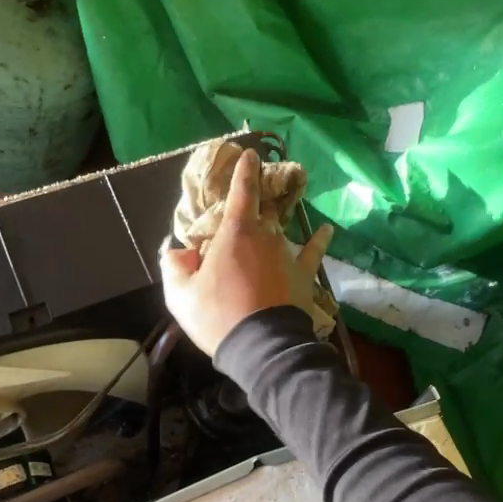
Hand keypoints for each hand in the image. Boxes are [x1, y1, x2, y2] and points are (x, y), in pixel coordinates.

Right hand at [161, 147, 332, 355]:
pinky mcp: (304, 275)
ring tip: (273, 215)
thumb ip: (175, 265)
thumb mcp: (180, 294)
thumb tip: (178, 250)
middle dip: (256, 201)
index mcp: (236, 232)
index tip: (250, 154)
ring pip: (280, 231)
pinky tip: (327, 229)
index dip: (245, 171)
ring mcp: (288, 254)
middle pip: (261, 211)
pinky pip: (313, 252)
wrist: (263, 347)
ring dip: (274, 224)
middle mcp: (266, 235)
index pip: (242, 191)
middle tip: (251, 197)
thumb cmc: (218, 315)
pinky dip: (319, 240)